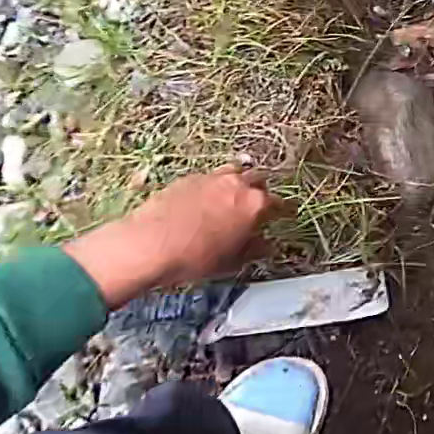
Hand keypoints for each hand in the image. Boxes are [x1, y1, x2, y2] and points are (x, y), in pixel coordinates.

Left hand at [65, 167, 273, 307]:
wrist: (147, 244)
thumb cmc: (194, 258)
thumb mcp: (230, 261)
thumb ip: (254, 249)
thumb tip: (267, 245)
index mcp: (255, 204)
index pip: (280, 203)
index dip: (284, 211)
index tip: (285, 215)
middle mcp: (239, 184)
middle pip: (259, 180)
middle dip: (261, 190)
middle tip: (256, 205)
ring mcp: (214, 177)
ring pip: (236, 171)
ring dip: (239, 181)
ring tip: (233, 195)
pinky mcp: (190, 177)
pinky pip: (211, 177)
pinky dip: (214, 185)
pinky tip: (205, 199)